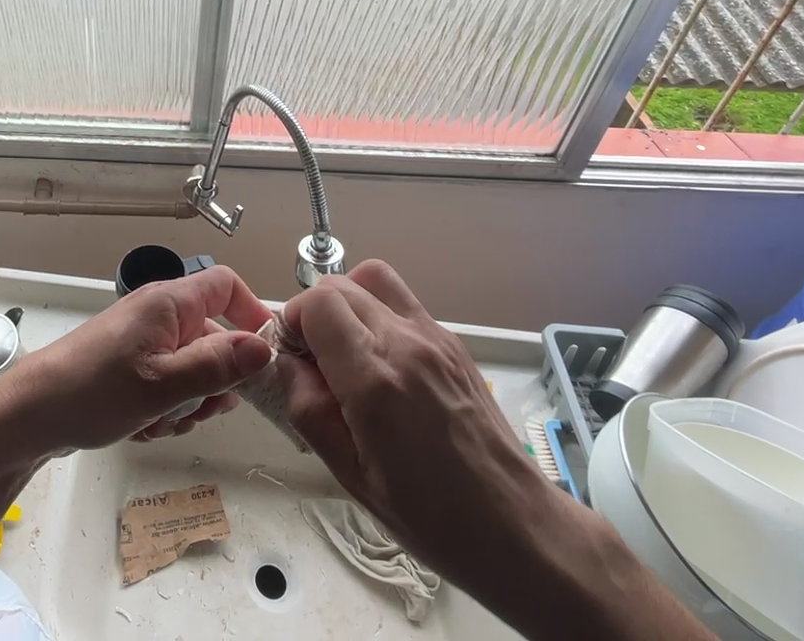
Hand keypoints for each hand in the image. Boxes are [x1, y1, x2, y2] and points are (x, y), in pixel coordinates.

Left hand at [0, 265, 275, 458]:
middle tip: (196, 411)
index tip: (262, 358)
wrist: (32, 415)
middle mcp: (158, 315)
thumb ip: (217, 365)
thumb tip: (264, 347)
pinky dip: (165, 409)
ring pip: (193, 369)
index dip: (251, 314)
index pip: (226, 285)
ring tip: (160, 422)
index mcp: (168, 303)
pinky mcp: (131, 367)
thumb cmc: (93, 392)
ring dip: (188, 402)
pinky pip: (168, 385)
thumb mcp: (163, 385)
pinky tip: (144, 426)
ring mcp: (143, 342)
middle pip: (214, 337)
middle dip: (214, 381)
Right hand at [278, 261, 555, 584]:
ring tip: (346, 349)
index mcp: (375, 379)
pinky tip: (381, 363)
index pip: (317, 302)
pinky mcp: (454, 343)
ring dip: (347, 303)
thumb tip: (287, 364)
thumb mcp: (347, 473)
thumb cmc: (430, 515)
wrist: (516, 526)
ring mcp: (436, 337)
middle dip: (313, 312)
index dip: (293, 322)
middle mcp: (407, 344)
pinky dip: (377, 314)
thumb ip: (306, 408)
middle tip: (314, 358)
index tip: (292, 357)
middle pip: (339, 283)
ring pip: (373, 278)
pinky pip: (402, 302)